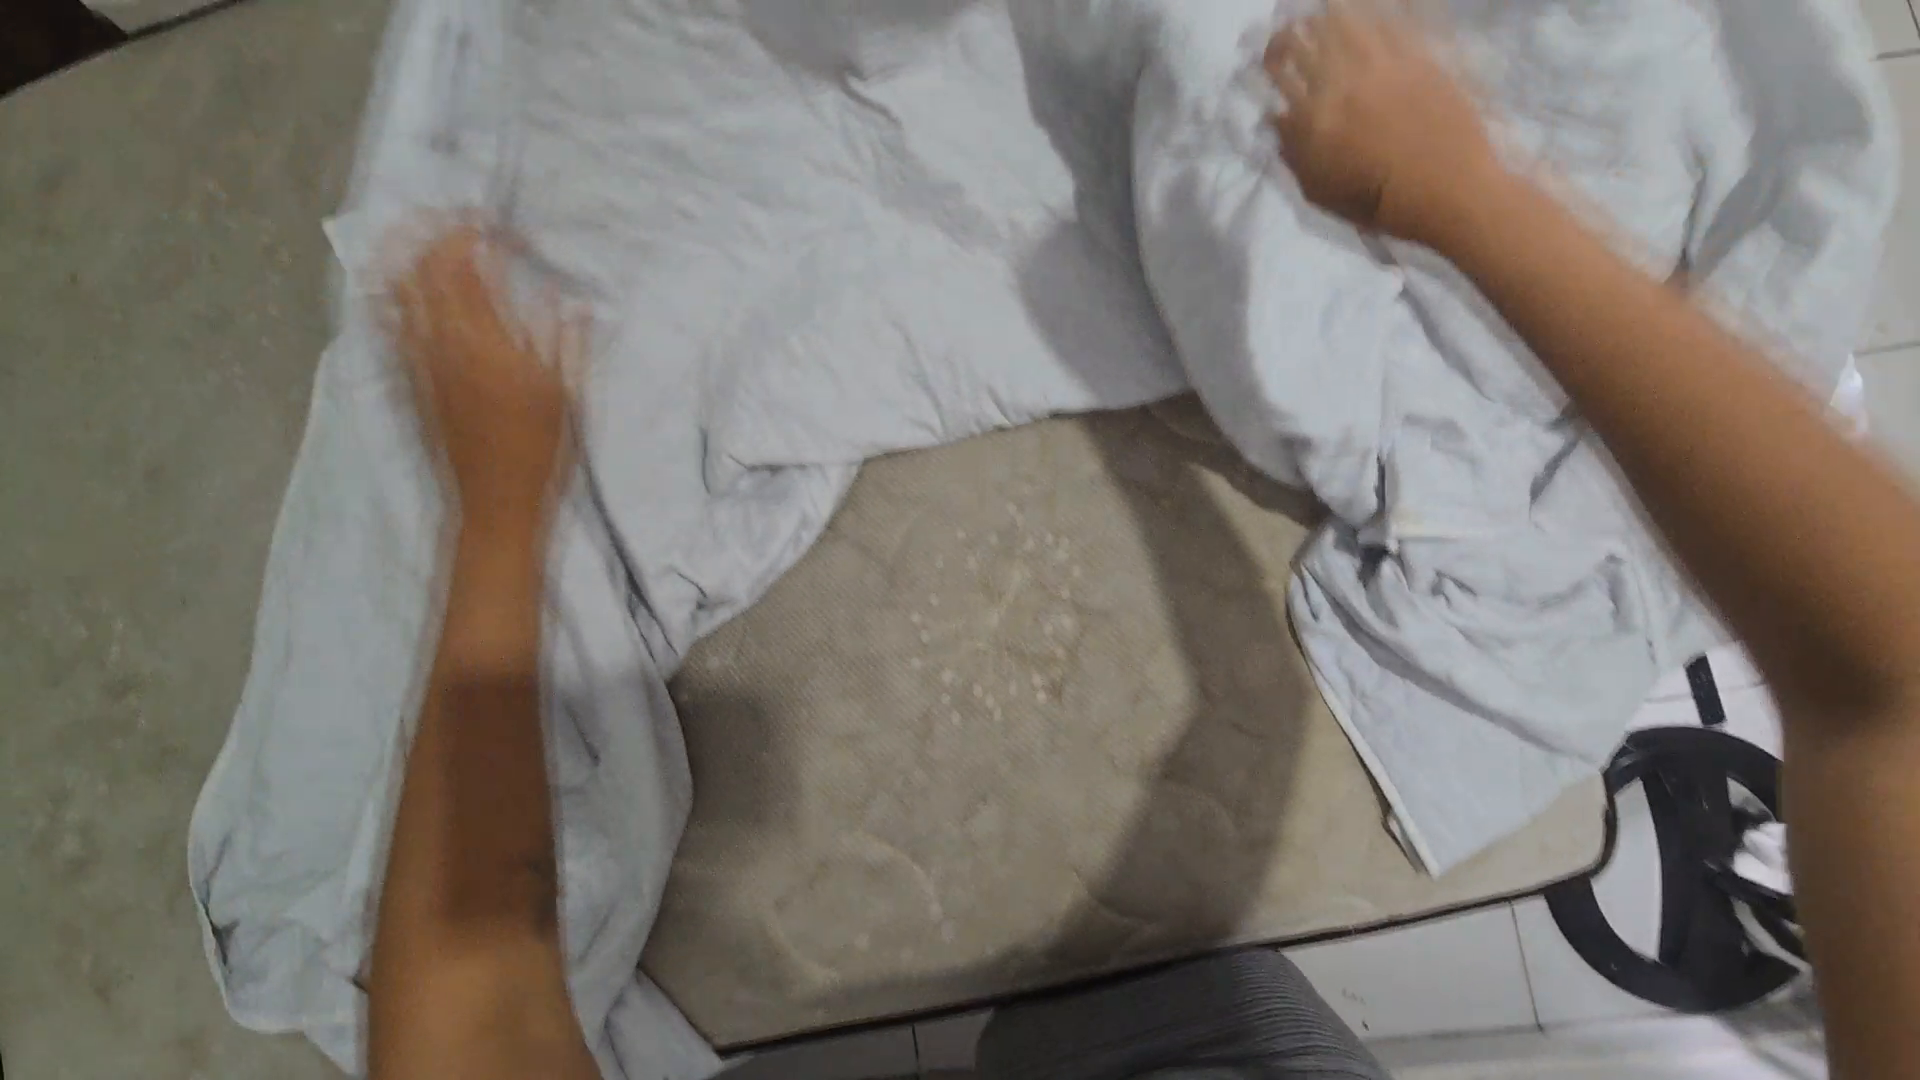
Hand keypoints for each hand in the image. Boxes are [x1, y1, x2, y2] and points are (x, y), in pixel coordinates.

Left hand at [390, 223, 586, 542]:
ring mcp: (418, 362)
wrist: (494, 502)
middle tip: (455, 220)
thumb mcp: (567, 396)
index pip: (467, 268)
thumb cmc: (541, 454)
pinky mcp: (406, 380)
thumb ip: (565, 341)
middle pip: (423, 270)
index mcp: (490, 344)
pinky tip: (398, 284)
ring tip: (420, 235)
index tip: (493, 226)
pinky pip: (388, 324)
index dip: (474, 236)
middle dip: (435, 234)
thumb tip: (570, 300)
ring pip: (395, 291)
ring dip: (404, 255)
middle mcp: (444, 344)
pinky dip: (391, 294)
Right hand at [1265, 2, 1503, 244]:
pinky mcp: (1422, 54)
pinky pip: (1396, 18)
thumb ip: (1292, 151)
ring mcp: (1386, 62)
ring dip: (1329, 14)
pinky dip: (1380, 8)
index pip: (1279, 74)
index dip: (1265, 60)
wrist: (1448, 192)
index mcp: (1315, 116)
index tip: (1260, 60)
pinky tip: (1371, 6)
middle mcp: (1346, 80)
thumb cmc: (1377, 202)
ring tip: (1321, 12)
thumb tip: (1275, 118)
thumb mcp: (1319, 190)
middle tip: (1285, 30)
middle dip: (1290, 30)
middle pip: (1309, 37)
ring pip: (1349, 18)